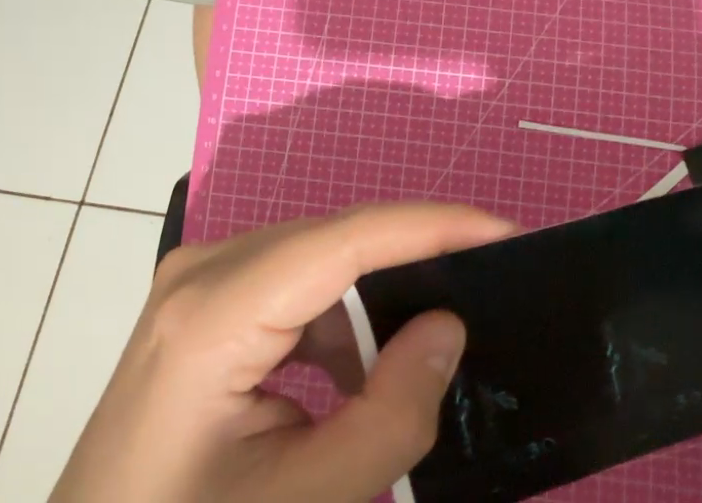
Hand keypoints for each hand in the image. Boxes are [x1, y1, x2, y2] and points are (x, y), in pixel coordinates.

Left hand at [50, 203, 516, 502]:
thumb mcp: (306, 497)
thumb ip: (391, 415)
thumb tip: (447, 325)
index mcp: (215, 314)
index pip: (345, 240)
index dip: (431, 225)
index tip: (506, 231)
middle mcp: (202, 272)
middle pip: (332, 244)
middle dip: (412, 264)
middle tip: (485, 292)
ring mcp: (196, 284)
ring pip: (315, 265)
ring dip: (372, 306)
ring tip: (423, 355)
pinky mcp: (200, 305)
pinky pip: (289, 289)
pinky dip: (336, 326)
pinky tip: (358, 377)